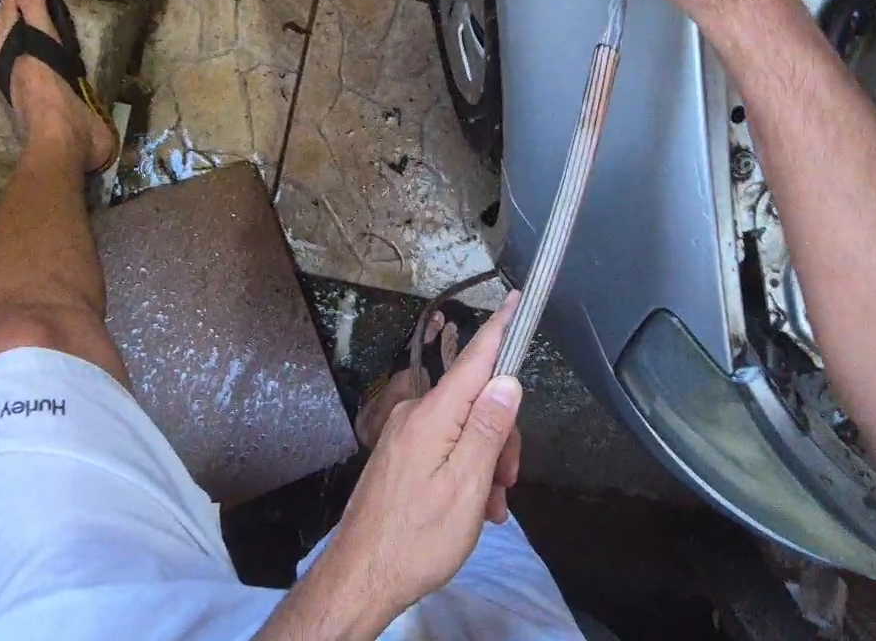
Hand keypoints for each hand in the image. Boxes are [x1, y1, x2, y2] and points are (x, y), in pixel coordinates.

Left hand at [330, 293, 525, 620]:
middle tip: (507, 482)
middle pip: (476, 400)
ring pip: (464, 427)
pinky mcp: (401, 453)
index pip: (475, 359)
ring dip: (485, 461)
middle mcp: (416, 414)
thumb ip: (488, 429)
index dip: (499, 328)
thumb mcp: (466, 487)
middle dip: (501, 435)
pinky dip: (466, 469)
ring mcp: (406, 433)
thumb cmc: (417, 538)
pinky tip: (473, 507)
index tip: (515, 297)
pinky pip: (445, 446)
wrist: (360, 578)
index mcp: (433, 415)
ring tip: (489, 506)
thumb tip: (507, 380)